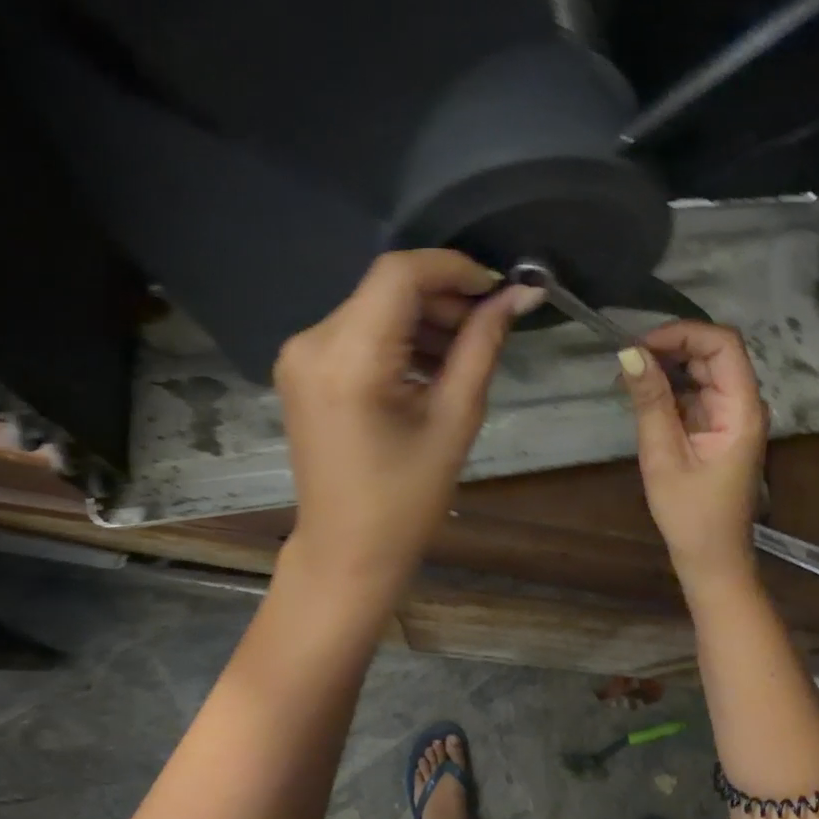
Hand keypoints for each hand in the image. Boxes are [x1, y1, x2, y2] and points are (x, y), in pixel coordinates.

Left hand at [275, 249, 542, 588]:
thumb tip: (518, 295)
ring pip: (374, 305)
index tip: (496, 289)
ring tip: (464, 351)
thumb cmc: (407, 498)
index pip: (399, 274)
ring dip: (423, 316)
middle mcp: (313, 343)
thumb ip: (483, 345)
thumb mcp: (456, 418)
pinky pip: (358, 329)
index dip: (453, 268)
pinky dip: (398, 335)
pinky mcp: (302, 367)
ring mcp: (301, 354)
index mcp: (350, 359)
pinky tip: (430, 365)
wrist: (346, 550)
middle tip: (489, 324)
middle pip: (386, 287)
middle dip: (443, 296)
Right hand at [616, 321, 768, 588]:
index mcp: (742, 409)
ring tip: (627, 377)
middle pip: (714, 352)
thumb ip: (650, 400)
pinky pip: (696, 391)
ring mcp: (732, 414)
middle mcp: (744, 403)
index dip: (683, 334)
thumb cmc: (691, 514)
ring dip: (667, 365)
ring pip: (703, 369)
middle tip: (627, 360)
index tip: (642, 345)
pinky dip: (669, 386)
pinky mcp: (718, 426)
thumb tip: (629, 352)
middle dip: (671, 346)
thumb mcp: (663, 455)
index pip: (723, 344)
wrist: (712, 559)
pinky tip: (641, 394)